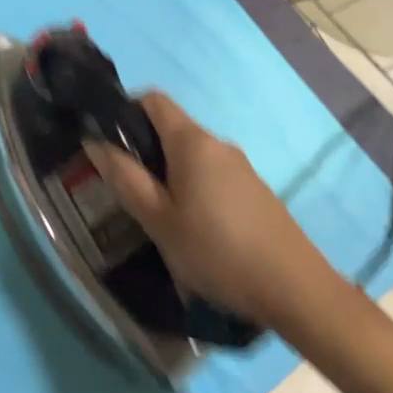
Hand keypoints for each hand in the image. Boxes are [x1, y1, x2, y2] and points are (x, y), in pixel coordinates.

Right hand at [83, 91, 341, 326]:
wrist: (298, 293)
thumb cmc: (217, 251)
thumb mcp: (158, 219)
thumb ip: (124, 177)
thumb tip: (94, 141)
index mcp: (193, 142)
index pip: (153, 99)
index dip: (125, 111)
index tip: (108, 144)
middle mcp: (218, 144)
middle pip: (171, 130)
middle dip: (144, 152)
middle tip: (127, 191)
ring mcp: (242, 169)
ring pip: (191, 158)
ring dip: (168, 176)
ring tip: (158, 217)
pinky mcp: (256, 194)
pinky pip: (212, 177)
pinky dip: (193, 191)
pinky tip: (194, 231)